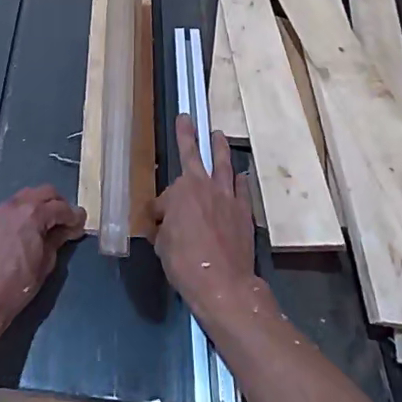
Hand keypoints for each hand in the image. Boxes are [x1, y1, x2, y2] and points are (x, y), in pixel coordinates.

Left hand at [0, 184, 84, 340]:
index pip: (61, 207)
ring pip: (29, 195)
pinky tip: (30, 227)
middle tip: (67, 222)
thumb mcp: (46, 262)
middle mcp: (17, 205)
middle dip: (60, 204)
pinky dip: (27, 209)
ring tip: (49, 224)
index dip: (75, 216)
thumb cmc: (19, 284)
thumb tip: (69, 229)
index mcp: (34, 214)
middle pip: (45, 192)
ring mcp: (2, 210)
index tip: (81, 225)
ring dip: (42, 204)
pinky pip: (15, 205)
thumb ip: (58, 239)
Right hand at [151, 115, 257, 318]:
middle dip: (187, 136)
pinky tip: (240, 175)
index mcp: (179, 193)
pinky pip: (242, 189)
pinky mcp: (244, 211)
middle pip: (193, 156)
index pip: (164, 197)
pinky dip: (240, 181)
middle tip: (186, 118)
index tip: (158, 225)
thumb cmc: (185, 263)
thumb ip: (165, 229)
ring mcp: (227, 197)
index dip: (159, 212)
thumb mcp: (163, 246)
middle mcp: (203, 187)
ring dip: (220, 149)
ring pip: (223, 166)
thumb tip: (167, 226)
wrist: (223, 283)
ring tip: (218, 135)